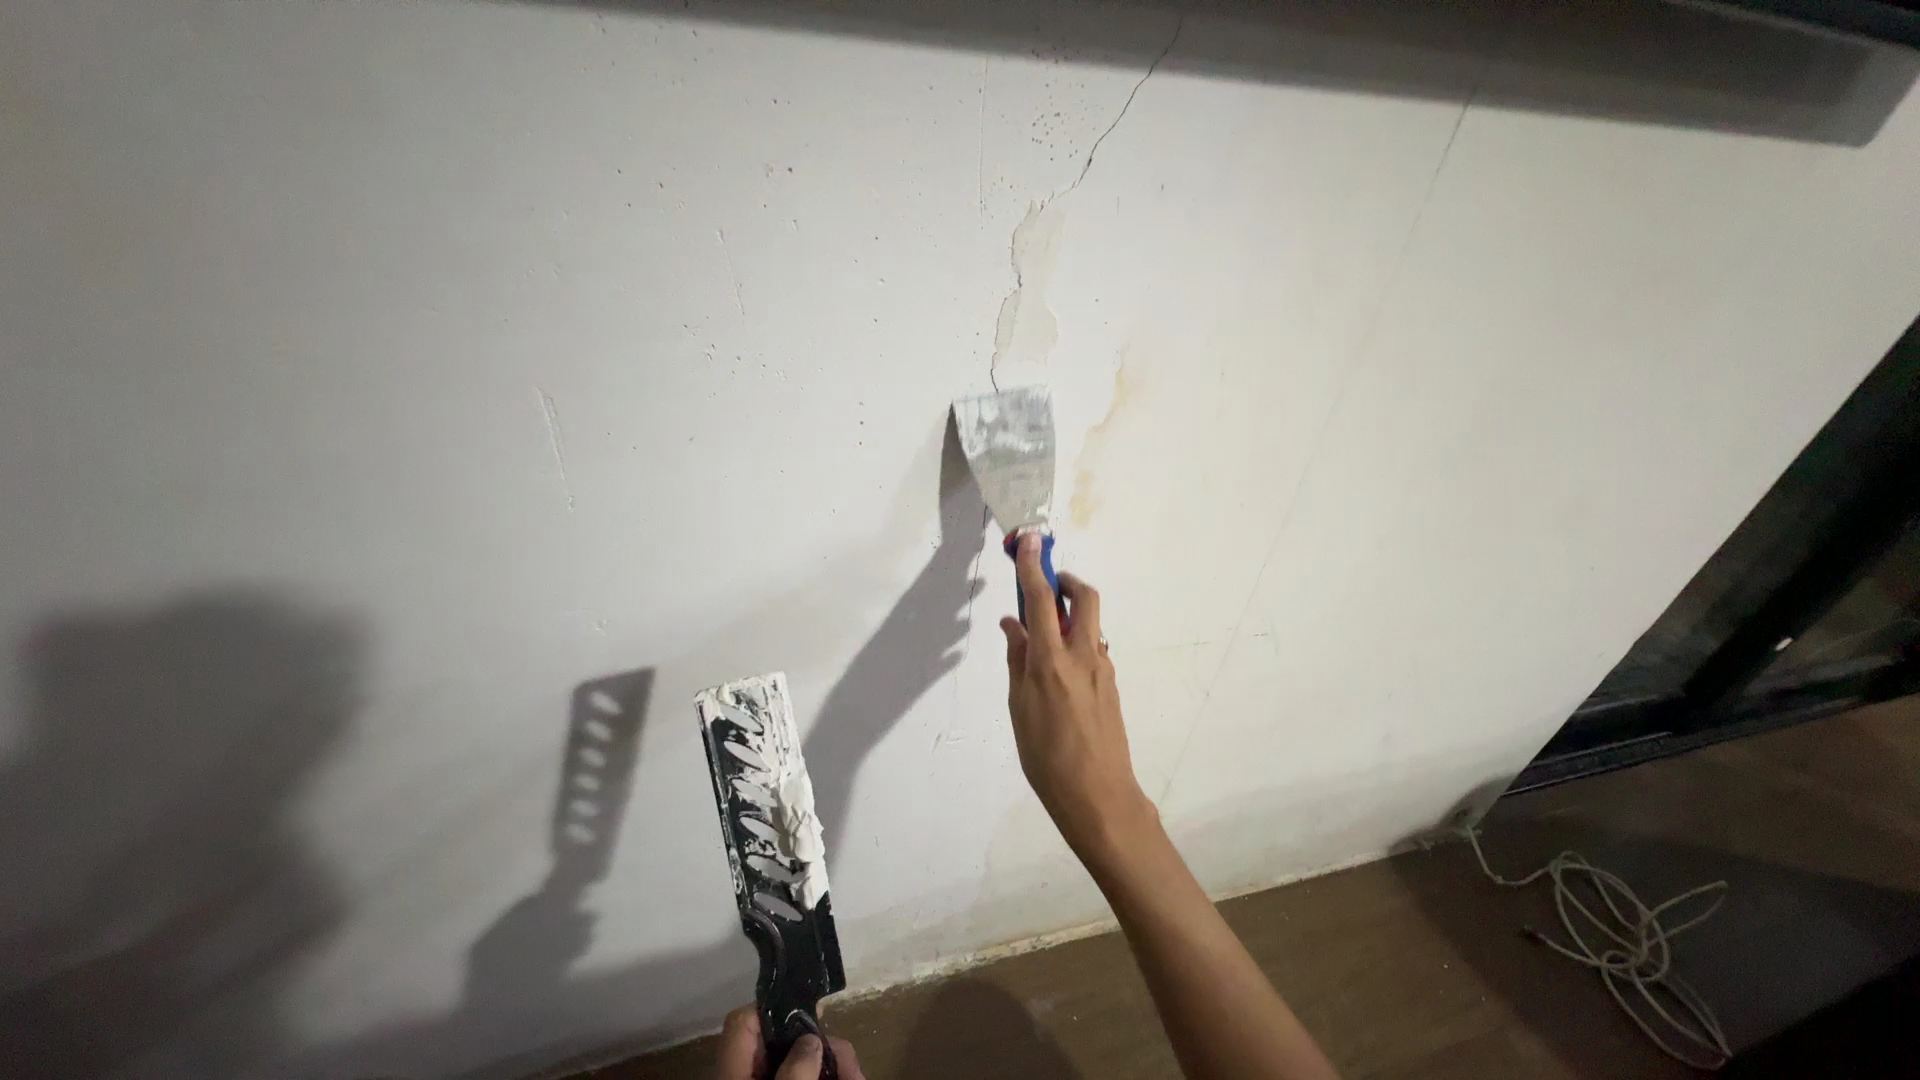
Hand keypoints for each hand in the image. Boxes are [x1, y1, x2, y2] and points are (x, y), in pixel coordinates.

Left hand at [715, 1007, 865, 1079]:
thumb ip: (794, 1070)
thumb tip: (811, 1039)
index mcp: (735, 1067)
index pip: (745, 1020)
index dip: (776, 1007)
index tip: (815, 1012)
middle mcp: (746, 1072)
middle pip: (784, 1042)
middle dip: (825, 1048)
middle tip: (853, 1066)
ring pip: (799, 1064)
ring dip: (832, 1065)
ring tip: (858, 1077)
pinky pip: (801, 1078)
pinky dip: (825, 1077)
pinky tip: (849, 1079)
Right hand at [999, 533, 1156, 859]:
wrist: (1099, 796)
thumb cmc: (1046, 758)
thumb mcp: (1018, 709)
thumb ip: (1016, 660)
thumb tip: (1013, 624)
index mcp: (1051, 661)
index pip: (1043, 600)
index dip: (1033, 567)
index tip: (1027, 540)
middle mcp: (1083, 656)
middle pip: (1085, 597)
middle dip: (1066, 579)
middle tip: (1046, 582)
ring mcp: (1103, 669)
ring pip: (1090, 624)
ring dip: (1070, 613)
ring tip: (1042, 636)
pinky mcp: (1111, 685)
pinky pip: (1093, 649)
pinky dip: (1075, 640)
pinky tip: (1056, 668)